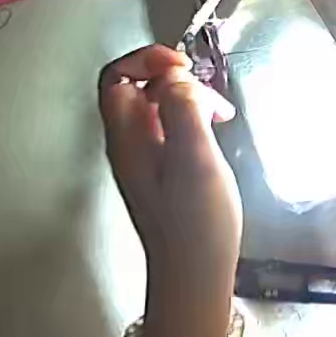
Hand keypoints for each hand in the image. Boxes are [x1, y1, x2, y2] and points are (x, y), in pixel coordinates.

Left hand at [99, 46, 240, 336]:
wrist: (195, 276)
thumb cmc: (196, 221)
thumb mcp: (194, 158)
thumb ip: (183, 110)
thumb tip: (174, 76)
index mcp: (128, 138)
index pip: (117, 77)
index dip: (147, 60)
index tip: (183, 67)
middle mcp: (130, 144)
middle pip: (136, 87)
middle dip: (173, 77)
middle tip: (207, 92)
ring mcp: (145, 157)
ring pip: (157, 105)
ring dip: (187, 96)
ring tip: (218, 111)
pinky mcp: (163, 169)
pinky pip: (170, 124)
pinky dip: (193, 115)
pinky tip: (214, 128)